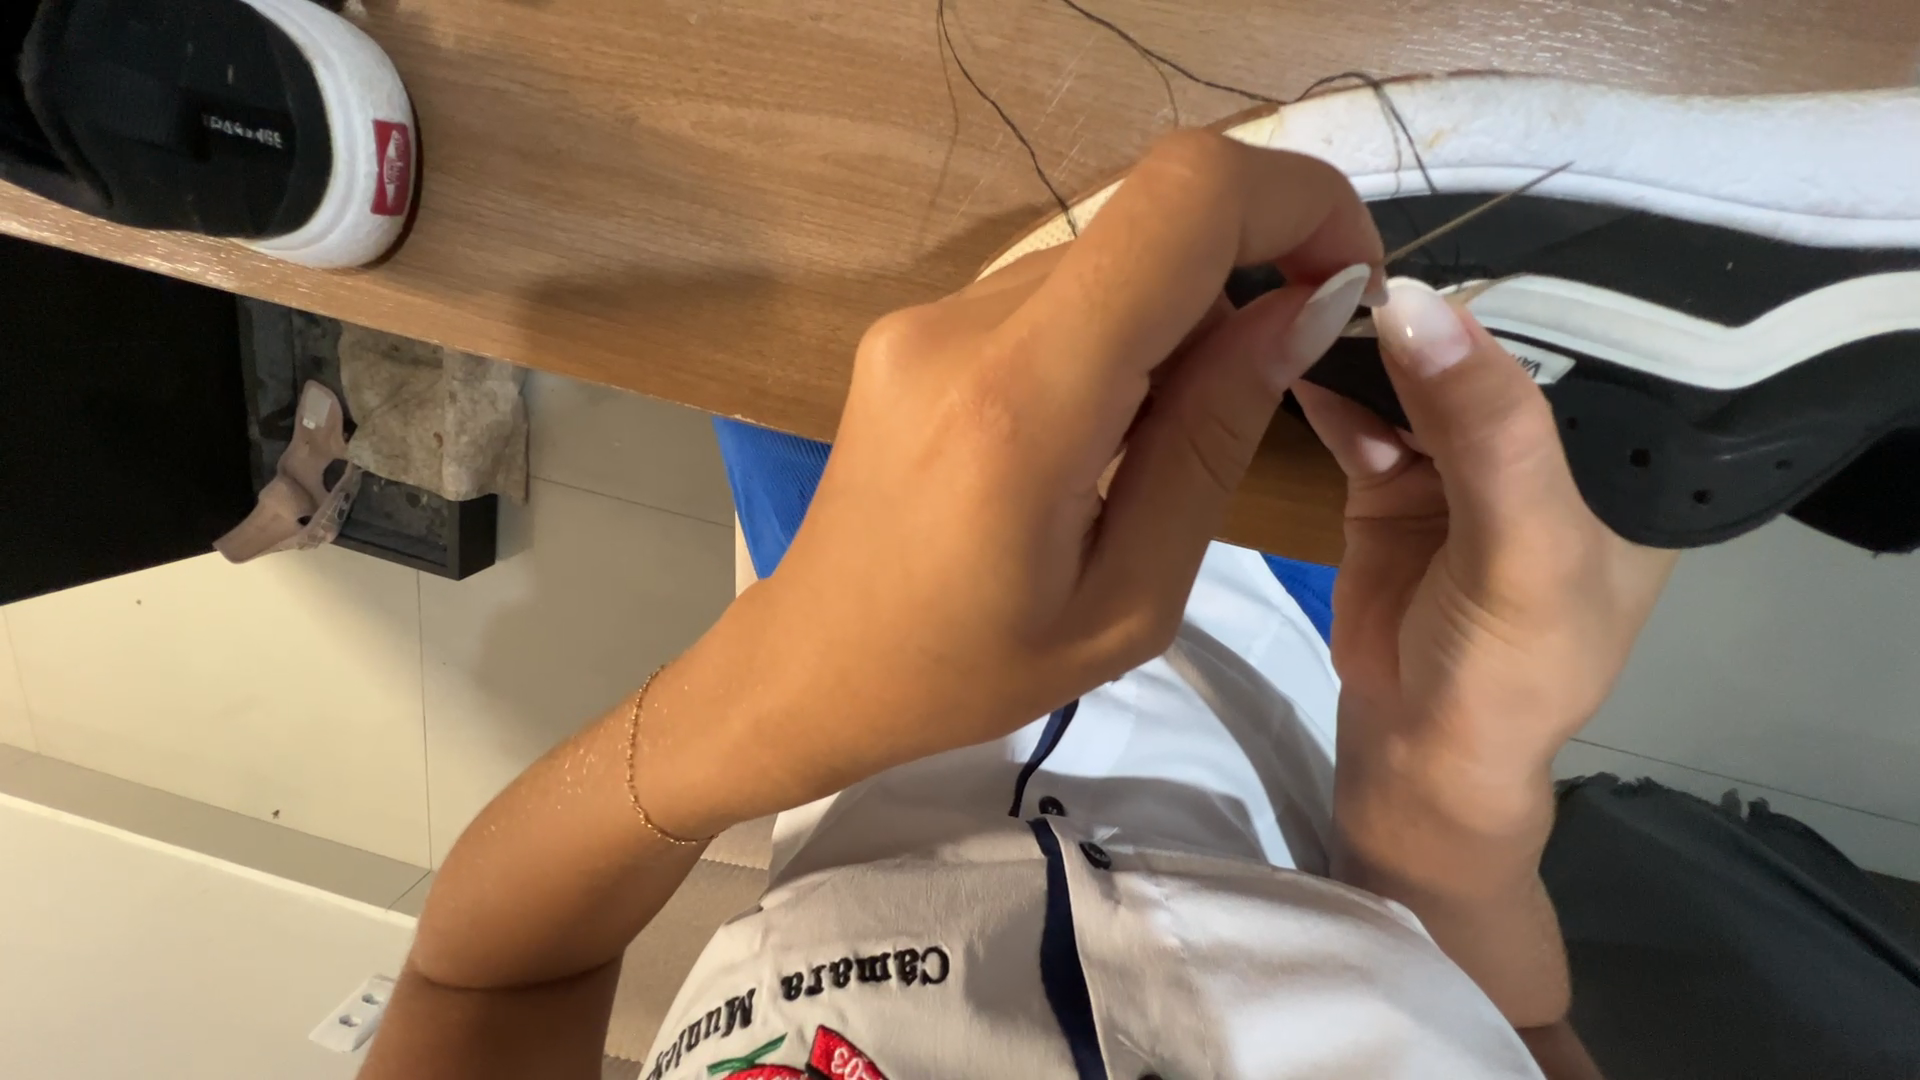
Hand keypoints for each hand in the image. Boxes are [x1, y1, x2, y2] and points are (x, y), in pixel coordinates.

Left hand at [643, 133, 1385, 835]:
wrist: (815, 664)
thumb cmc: (968, 670)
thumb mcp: (1127, 599)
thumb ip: (1211, 441)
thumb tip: (1297, 309)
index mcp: (1023, 402)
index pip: (1183, 199)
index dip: (1293, 202)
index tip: (1338, 283)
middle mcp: (960, 327)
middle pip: (1146, 223)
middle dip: (1233, 282)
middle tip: (1239, 400)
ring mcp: (922, 319)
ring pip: (1097, 259)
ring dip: (1162, 321)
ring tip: (1141, 445)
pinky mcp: (907, 329)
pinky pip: (1043, 295)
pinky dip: (1101, 336)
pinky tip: (1081, 433)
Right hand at [1295, 280, 1678, 834]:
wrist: (1416, 739)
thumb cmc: (1505, 661)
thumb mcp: (1519, 543)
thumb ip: (1483, 427)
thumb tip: (1414, 307)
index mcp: (1613, 459)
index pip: (1577, 346)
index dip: (1516, 289)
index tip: (1445, 224)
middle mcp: (1533, 452)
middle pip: (1478, 359)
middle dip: (1422, 317)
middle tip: (1347, 254)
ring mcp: (1450, 467)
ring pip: (1407, 386)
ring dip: (1363, 352)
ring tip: (1310, 299)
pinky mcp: (1384, 484)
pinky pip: (1356, 423)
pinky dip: (1326, 394)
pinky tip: (1294, 357)